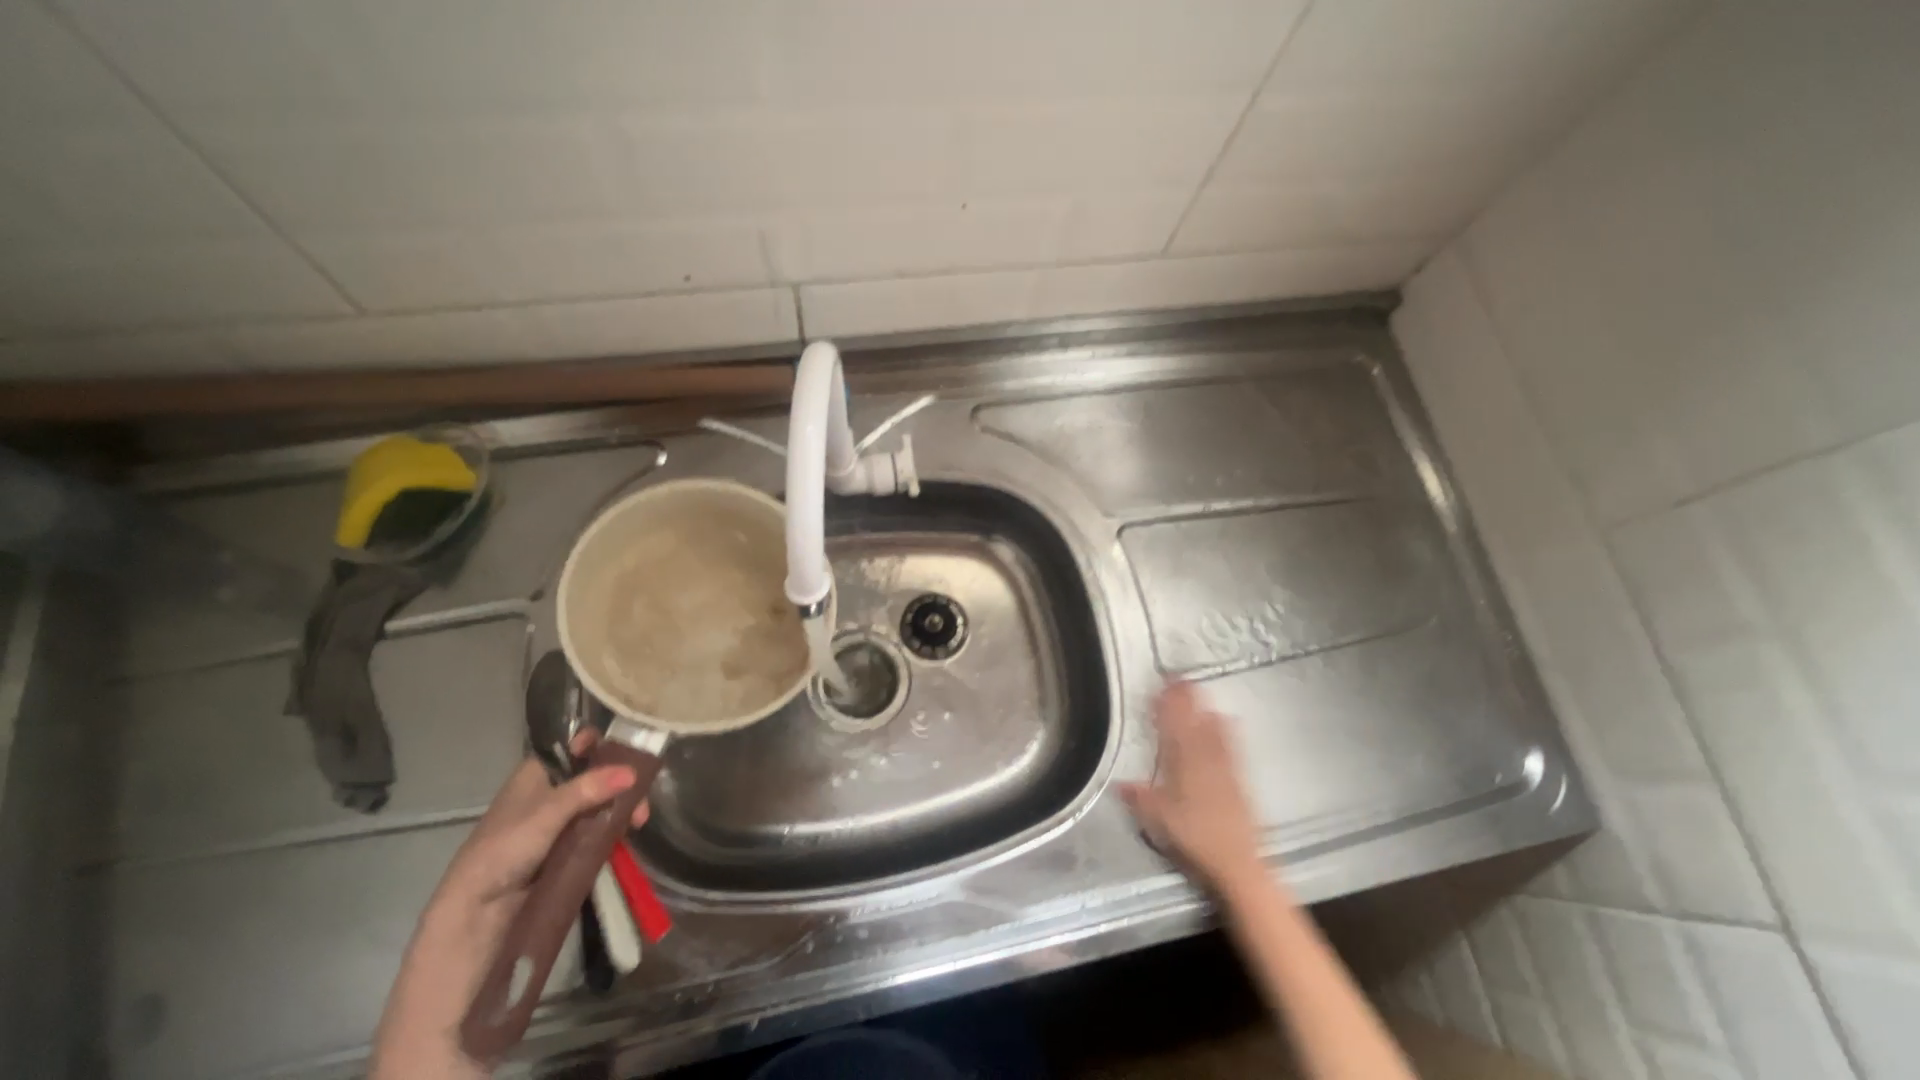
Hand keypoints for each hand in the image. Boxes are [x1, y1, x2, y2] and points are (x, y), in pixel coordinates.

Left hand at [370, 733, 650, 1078]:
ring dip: (620, 812)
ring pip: (597, 813)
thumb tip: (632, 771)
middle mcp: (543, 806)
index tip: (624, 747)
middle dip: (618, 783)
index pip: (564, 753)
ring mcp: (556, 838)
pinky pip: (597, 843)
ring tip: (640, 824)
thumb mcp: (541, 818)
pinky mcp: (567, 867)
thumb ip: (585, 791)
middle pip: (588, 782)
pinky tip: (630, 842)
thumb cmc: (497, 860)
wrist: (471, 930)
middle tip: (642, 796)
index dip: (591, 746)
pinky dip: (614, 839)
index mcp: (528, 785)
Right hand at [1119, 680, 1264, 892]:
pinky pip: (1232, 744)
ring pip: (1214, 729)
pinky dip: (1226, 728)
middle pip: (1195, 722)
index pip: (1173, 728)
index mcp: (1183, 766)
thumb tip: (1121, 784)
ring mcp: (1227, 767)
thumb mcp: (1159, 820)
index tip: (1160, 687)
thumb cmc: (1195, 839)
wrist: (1239, 862)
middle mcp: (1206, 760)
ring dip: (1205, 708)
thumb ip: (1140, 799)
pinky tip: (1228, 720)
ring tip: (1199, 691)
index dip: (1167, 706)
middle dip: (1187, 699)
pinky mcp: (1241, 778)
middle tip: (1179, 680)